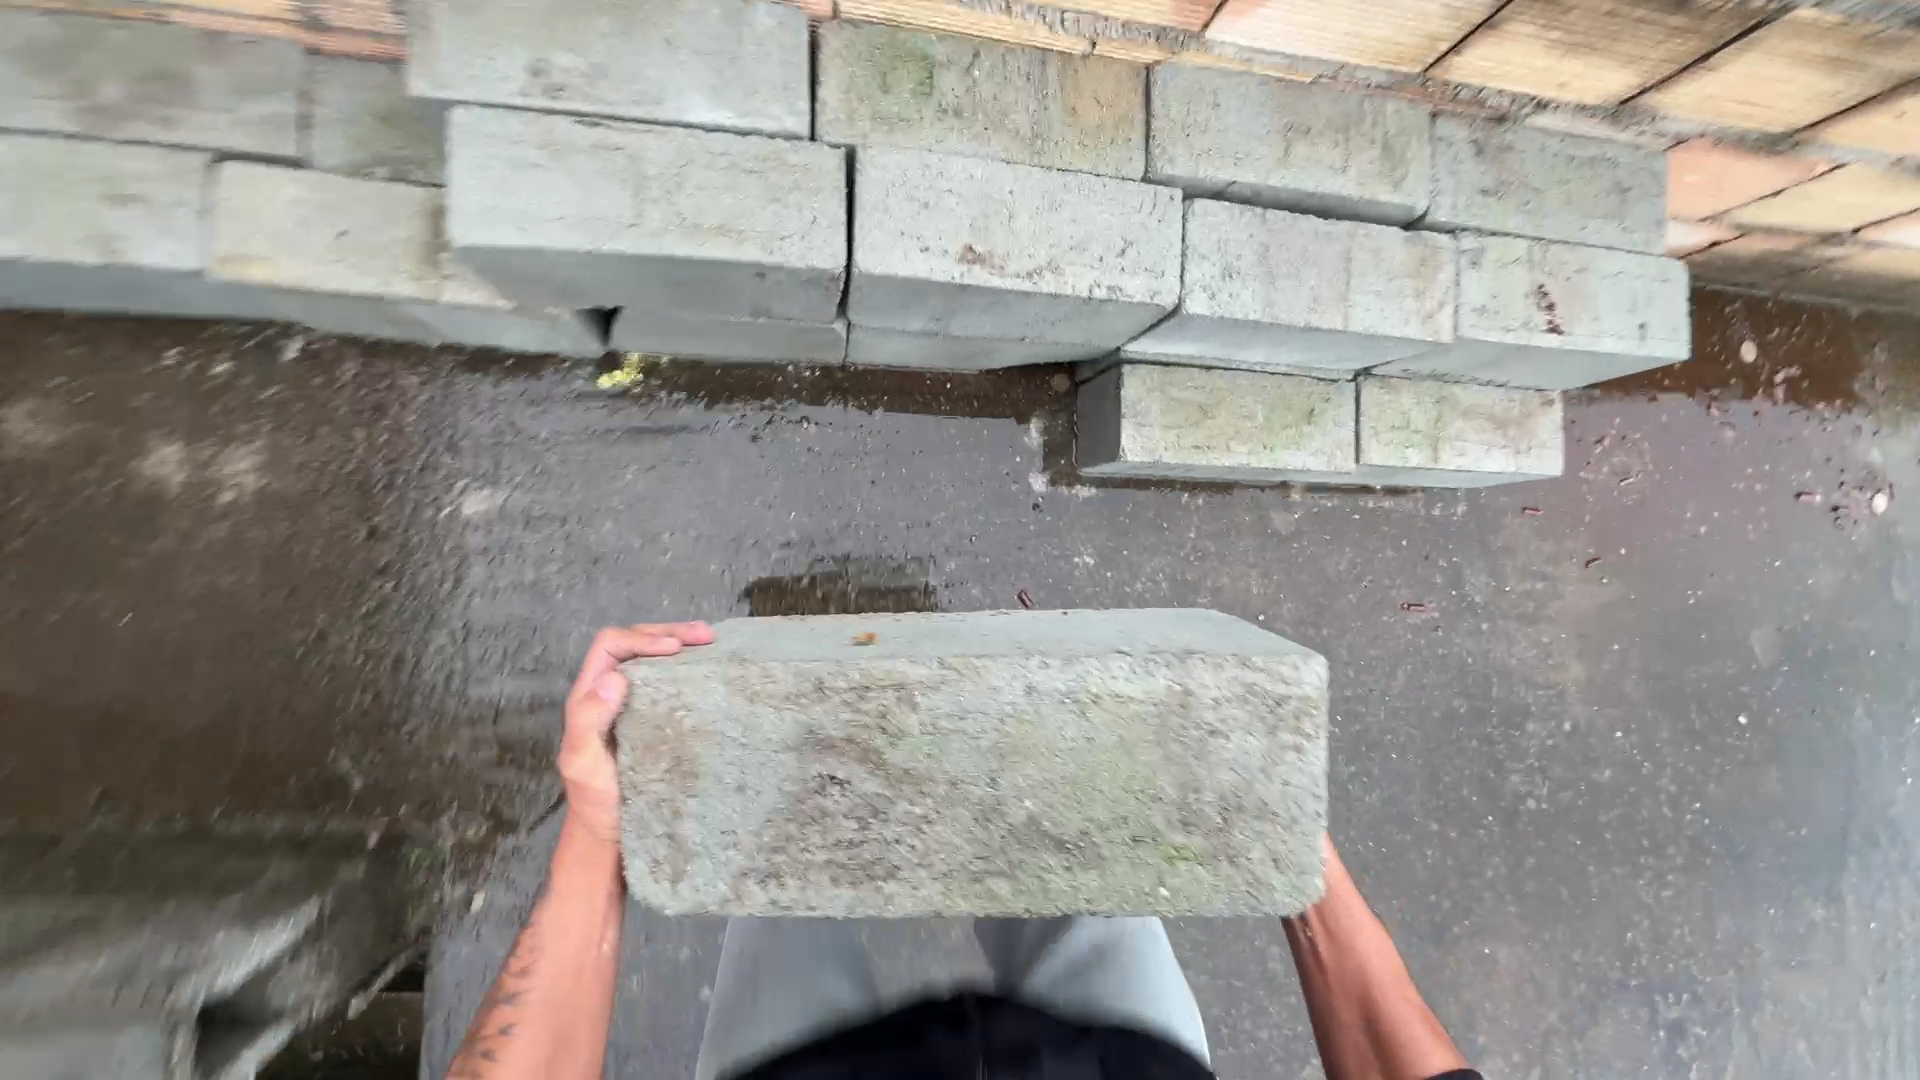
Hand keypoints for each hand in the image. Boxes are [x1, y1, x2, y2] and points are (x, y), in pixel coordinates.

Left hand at [558, 622, 714, 843]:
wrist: (612, 829)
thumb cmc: (596, 798)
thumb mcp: (584, 762)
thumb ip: (589, 720)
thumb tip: (616, 678)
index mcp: (590, 694)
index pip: (611, 646)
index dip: (642, 640)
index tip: (675, 650)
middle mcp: (611, 690)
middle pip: (635, 641)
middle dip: (669, 632)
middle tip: (706, 636)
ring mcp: (635, 700)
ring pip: (653, 655)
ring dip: (681, 641)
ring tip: (711, 642)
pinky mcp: (657, 712)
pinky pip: (670, 676)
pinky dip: (690, 663)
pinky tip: (710, 663)